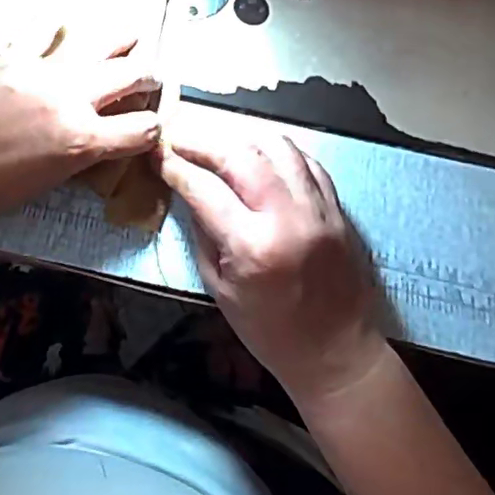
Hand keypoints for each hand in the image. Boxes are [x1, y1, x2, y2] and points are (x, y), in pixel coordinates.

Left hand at [0, 30, 160, 231]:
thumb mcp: (51, 180)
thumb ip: (84, 151)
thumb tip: (103, 134)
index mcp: (82, 139)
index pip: (144, 127)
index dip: (154, 128)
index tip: (151, 124)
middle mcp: (71, 99)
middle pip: (134, 74)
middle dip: (150, 77)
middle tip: (149, 79)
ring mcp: (42, 71)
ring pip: (101, 40)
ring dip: (122, 40)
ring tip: (130, 38)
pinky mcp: (13, 56)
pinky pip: (43, 31)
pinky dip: (56, 29)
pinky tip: (62, 29)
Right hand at [160, 124, 386, 403]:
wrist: (337, 355)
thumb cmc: (268, 330)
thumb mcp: (217, 285)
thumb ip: (201, 230)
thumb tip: (186, 189)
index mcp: (252, 246)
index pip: (203, 187)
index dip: (173, 166)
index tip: (156, 155)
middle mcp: (288, 220)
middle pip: (240, 155)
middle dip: (202, 142)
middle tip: (179, 140)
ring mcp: (318, 211)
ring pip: (278, 147)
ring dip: (240, 139)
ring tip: (217, 144)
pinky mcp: (337, 211)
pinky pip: (306, 163)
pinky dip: (277, 152)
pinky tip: (258, 157)